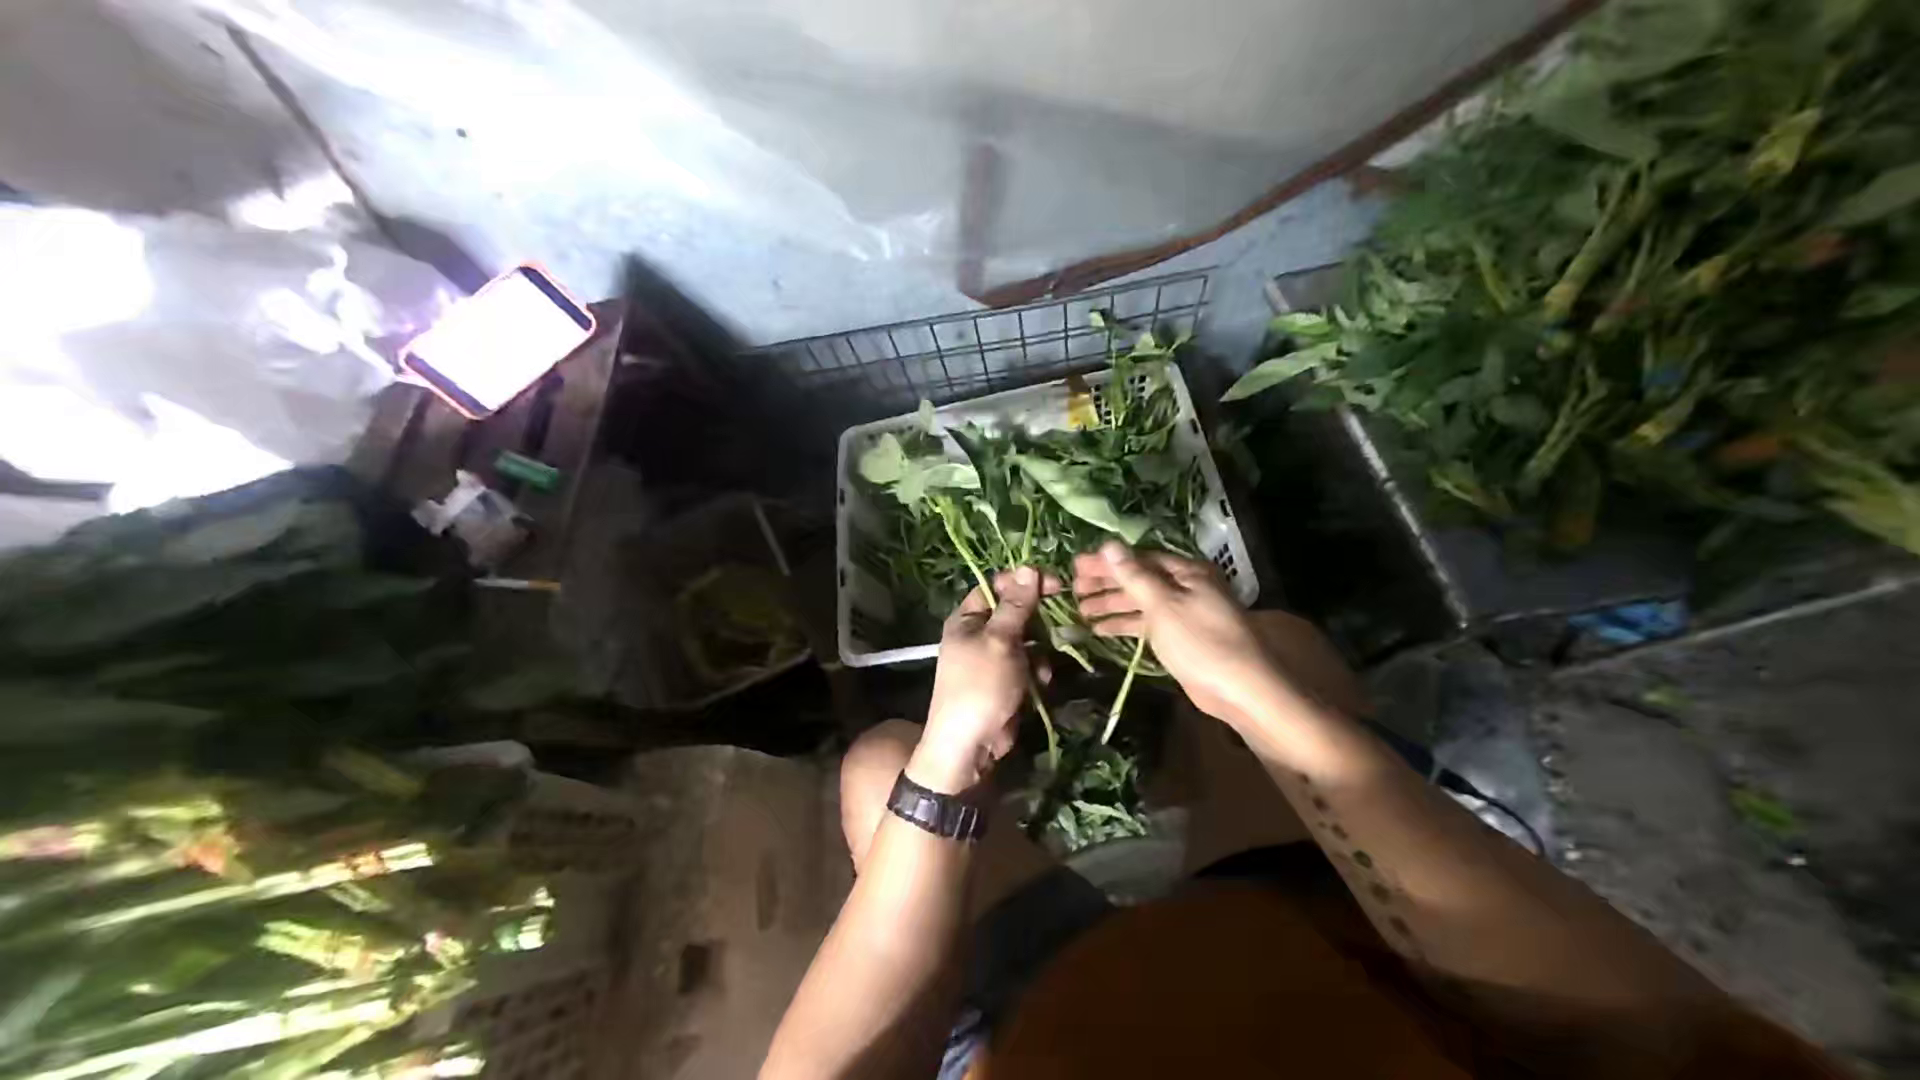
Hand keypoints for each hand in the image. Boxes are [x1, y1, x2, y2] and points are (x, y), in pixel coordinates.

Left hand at [909, 566, 1060, 793]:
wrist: (969, 745)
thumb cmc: (980, 685)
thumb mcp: (1000, 641)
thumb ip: (1016, 606)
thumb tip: (1028, 567)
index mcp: (967, 618)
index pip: (997, 587)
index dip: (1024, 583)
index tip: (1054, 584)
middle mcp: (978, 634)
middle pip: (1015, 613)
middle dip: (1038, 621)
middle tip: (1061, 623)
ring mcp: (992, 659)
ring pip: (1028, 640)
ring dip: (1040, 651)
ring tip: (1042, 667)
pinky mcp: (1006, 681)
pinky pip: (1028, 665)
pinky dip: (1037, 672)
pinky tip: (1040, 684)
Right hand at [1072, 542, 1289, 726]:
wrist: (1240, 690)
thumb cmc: (1201, 641)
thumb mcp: (1163, 605)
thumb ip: (1133, 576)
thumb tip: (1109, 544)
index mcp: (1187, 572)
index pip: (1139, 559)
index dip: (1107, 562)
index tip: (1076, 566)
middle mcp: (1186, 587)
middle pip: (1138, 579)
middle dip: (1106, 583)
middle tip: (1073, 587)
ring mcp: (1183, 613)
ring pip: (1140, 602)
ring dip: (1111, 605)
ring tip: (1080, 609)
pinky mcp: (1179, 638)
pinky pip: (1146, 624)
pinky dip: (1124, 624)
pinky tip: (1099, 629)